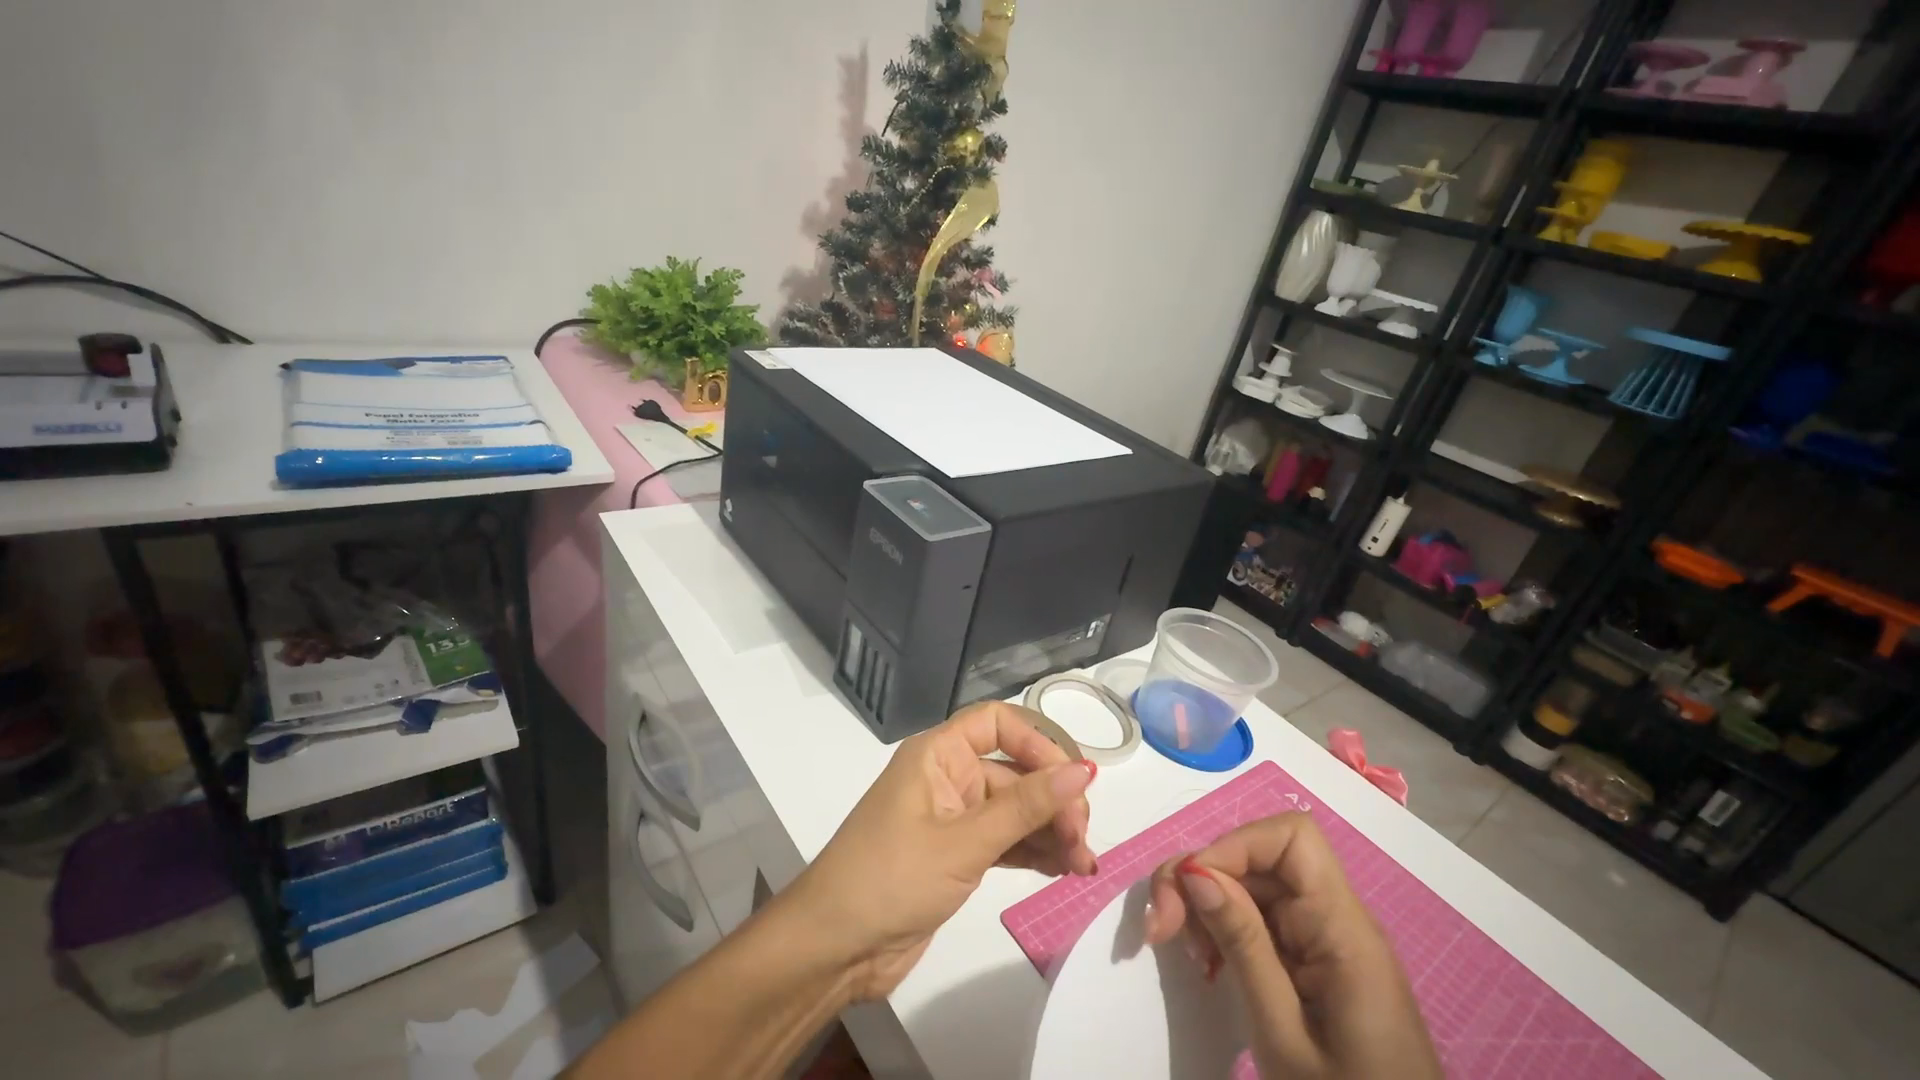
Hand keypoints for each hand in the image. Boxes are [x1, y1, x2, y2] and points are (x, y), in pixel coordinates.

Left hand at [784, 702, 1096, 1002]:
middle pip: (1014, 770)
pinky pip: (1006, 842)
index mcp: (937, 755)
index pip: (997, 723)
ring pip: (1015, 810)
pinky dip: (1033, 853)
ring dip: (1051, 831)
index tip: (1073, 780)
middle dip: (1053, 800)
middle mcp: (946, 778)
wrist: (834, 948)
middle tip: (1081, 840)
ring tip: (1082, 864)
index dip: (1038, 743)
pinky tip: (1064, 870)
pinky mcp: (956, 857)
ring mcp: (952, 819)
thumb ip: (1026, 807)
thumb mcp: (963, 842)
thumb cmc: (891, 879)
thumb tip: (1084, 770)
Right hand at [1143, 814, 1440, 1079]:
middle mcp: (1338, 919)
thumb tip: (1194, 871)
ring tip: (1183, 952)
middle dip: (1203, 877)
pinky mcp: (1316, 960)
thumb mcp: (1282, 1031)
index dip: (1233, 846)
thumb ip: (1242, 945)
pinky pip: (1263, 920)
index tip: (1189, 890)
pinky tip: (1207, 965)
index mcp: (1344, 929)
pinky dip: (1225, 930)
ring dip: (1208, 905)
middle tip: (1161, 929)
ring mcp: (1326, 939)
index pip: (1291, 838)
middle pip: (1262, 858)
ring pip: (1255, 885)